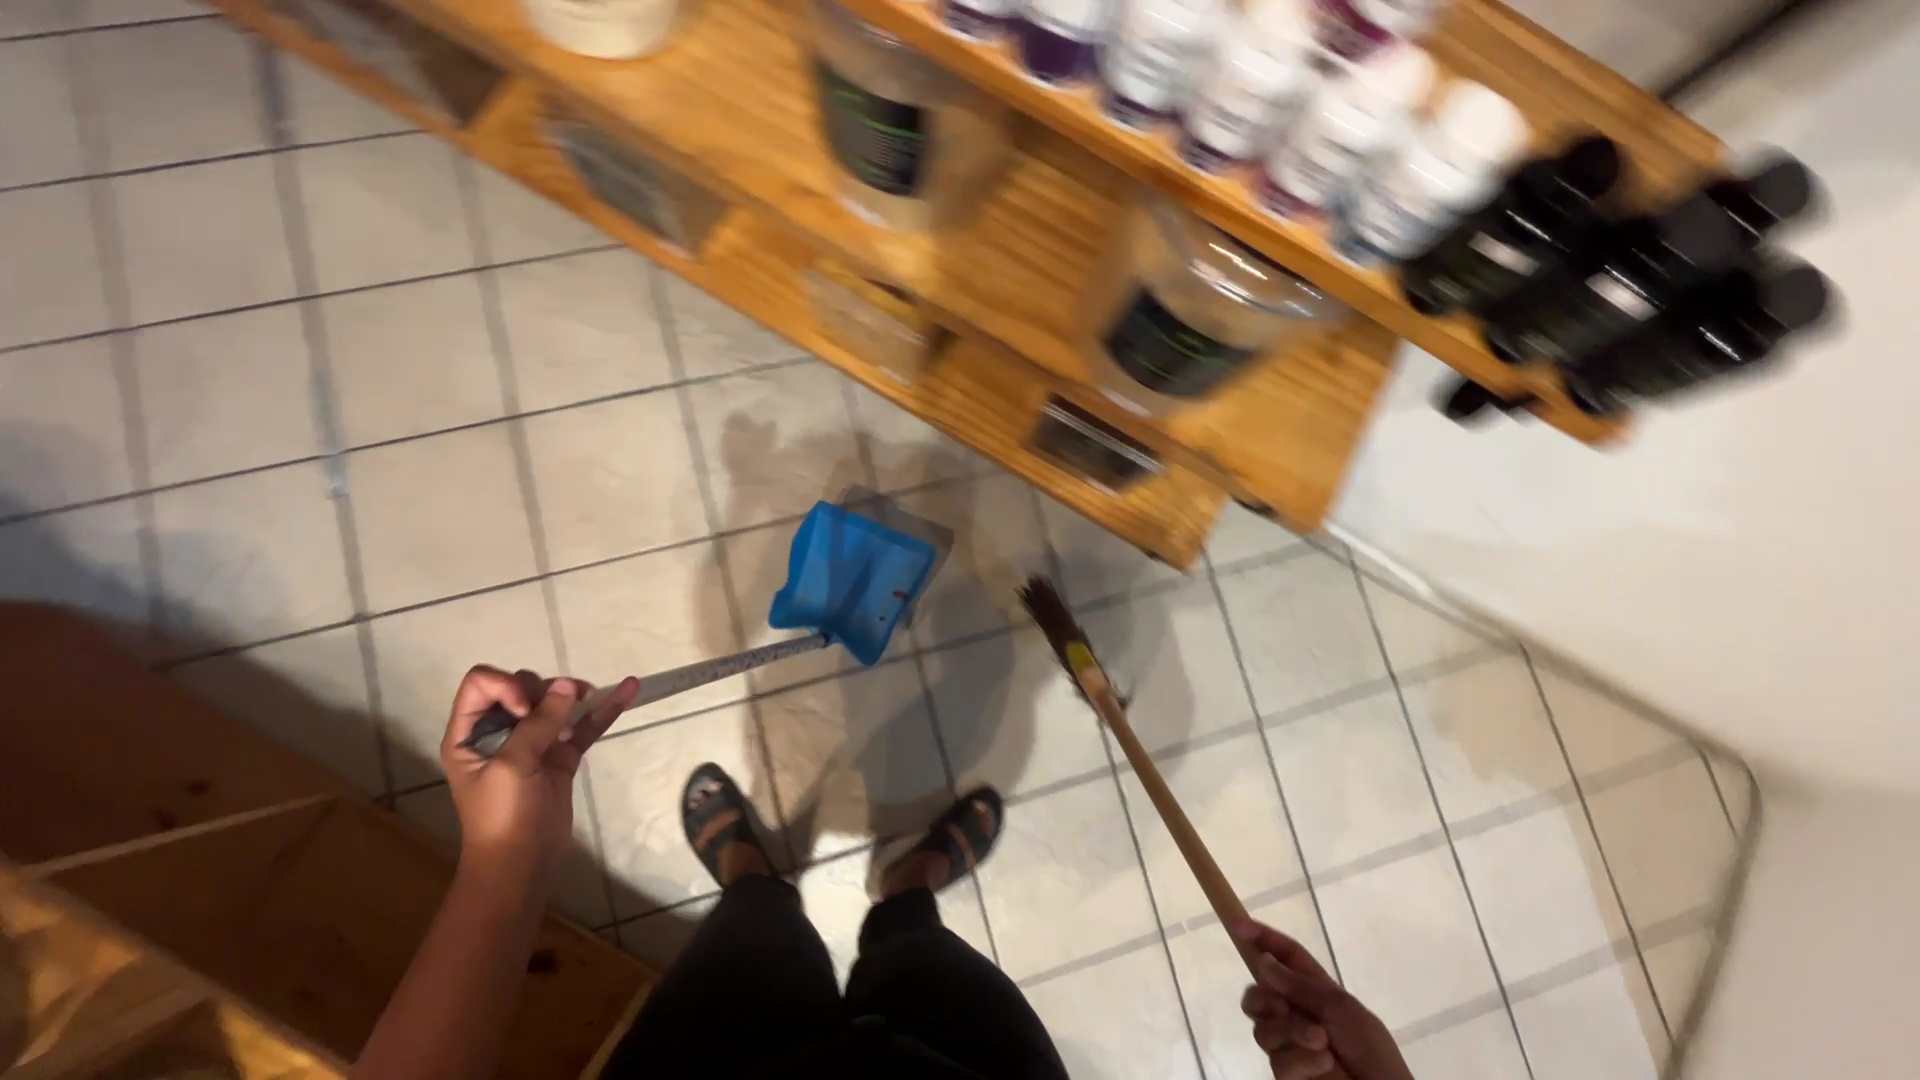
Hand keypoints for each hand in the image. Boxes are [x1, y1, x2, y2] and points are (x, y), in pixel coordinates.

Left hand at [440, 665, 638, 878]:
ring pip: (555, 702)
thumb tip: (566, 686)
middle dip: (545, 690)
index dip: (507, 686)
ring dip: (574, 694)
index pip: (483, 685)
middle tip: (559, 712)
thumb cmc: (501, 814)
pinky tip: (629, 689)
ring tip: (590, 696)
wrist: (521, 862)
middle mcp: (500, 732)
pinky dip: (605, 710)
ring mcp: (534, 743)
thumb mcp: (512, 766)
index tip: (526, 710)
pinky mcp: (561, 756)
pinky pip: (584, 726)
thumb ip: (538, 724)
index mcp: (470, 733)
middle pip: (523, 688)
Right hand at [1232, 919, 1414, 1079]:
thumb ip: (1298, 985)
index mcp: (1312, 989)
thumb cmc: (1370, 1048)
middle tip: (1280, 1007)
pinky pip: (1277, 1060)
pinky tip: (1322, 1064)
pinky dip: (1300, 1060)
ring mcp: (1288, 1044)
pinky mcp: (1287, 1072)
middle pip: (1257, 994)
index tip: (1237, 925)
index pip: (1282, 955)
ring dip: (1290, 1032)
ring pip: (1262, 1028)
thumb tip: (1262, 959)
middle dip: (1264, 998)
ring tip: (1320, 1042)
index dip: (1261, 937)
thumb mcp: (1341, 1007)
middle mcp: (1294, 1012)